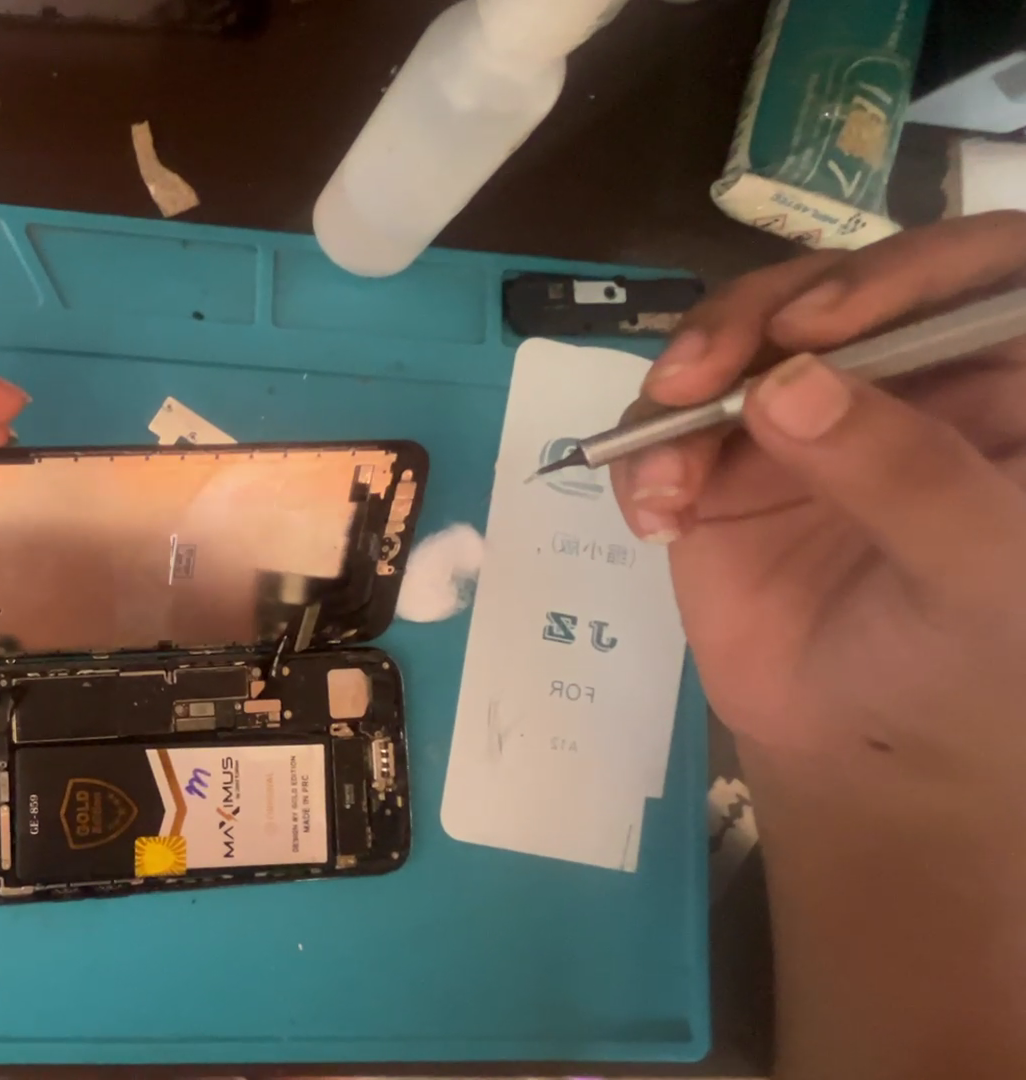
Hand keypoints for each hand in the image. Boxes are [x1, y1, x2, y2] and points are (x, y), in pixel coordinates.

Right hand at [608, 213, 1025, 766]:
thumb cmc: (967, 664)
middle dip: (739, 329)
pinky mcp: (712, 466)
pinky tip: (653, 520)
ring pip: (716, 357)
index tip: (812, 325)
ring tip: (662, 488)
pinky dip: (636, 464)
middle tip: (685, 384)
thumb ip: (900, 471)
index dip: (897, 271)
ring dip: (669, 410)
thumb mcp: (974, 570)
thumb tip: (781, 382)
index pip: (978, 274)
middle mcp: (898, 385)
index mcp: (1009, 387)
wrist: (851, 740)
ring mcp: (792, 424)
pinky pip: (654, 431)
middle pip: (812, 297)